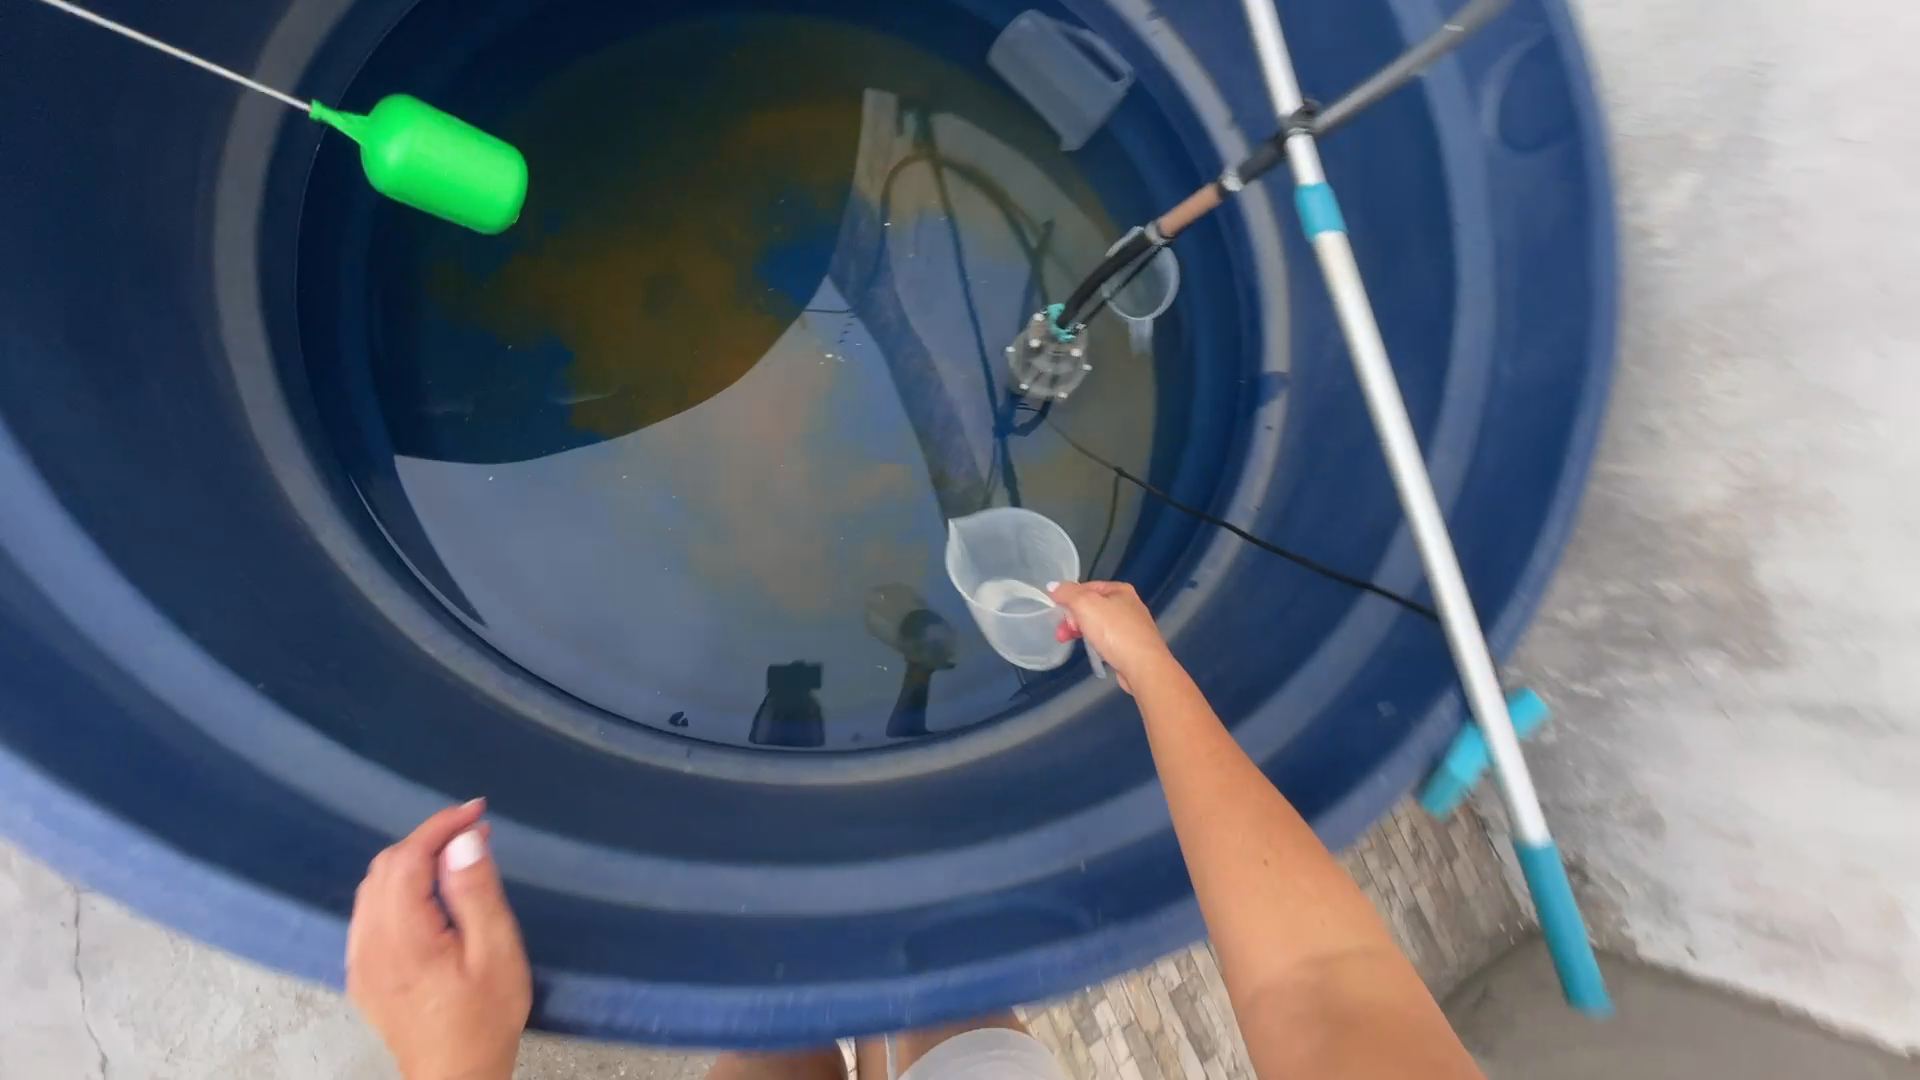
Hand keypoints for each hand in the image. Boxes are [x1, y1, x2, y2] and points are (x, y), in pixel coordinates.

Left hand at [347, 799, 530, 1079]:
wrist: (457, 1076)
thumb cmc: (487, 1011)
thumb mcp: (496, 948)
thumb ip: (475, 892)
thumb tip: (462, 840)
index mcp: (403, 939)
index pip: (407, 861)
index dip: (440, 827)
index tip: (479, 810)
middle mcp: (369, 947)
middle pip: (384, 870)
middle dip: (428, 837)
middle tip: (477, 828)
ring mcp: (361, 962)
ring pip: (373, 888)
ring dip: (414, 857)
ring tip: (461, 850)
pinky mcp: (365, 973)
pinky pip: (372, 910)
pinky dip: (401, 882)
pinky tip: (433, 885)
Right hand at [1048, 580, 1174, 693]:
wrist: (1143, 666)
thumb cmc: (1114, 631)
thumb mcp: (1085, 605)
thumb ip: (1067, 593)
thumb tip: (1053, 586)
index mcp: (1120, 590)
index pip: (1086, 587)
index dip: (1069, 598)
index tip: (1059, 613)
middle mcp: (1128, 604)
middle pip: (1092, 606)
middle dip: (1072, 617)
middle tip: (1061, 632)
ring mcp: (1132, 626)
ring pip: (1098, 623)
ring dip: (1080, 630)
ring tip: (1067, 641)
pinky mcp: (1132, 645)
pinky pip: (1107, 638)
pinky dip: (1095, 641)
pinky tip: (1091, 649)